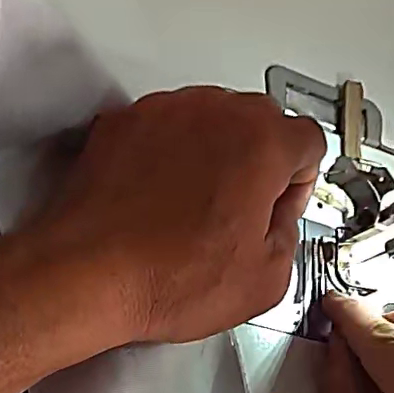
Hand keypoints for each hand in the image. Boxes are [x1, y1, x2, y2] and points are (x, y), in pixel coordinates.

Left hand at [27, 86, 325, 344]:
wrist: (86, 274)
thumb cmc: (161, 277)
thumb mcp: (265, 279)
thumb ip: (289, 233)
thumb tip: (277, 222)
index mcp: (261, 142)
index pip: (307, 141)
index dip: (297, 181)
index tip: (278, 205)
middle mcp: (212, 113)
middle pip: (256, 124)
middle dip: (254, 164)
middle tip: (235, 212)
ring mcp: (161, 113)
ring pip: (205, 123)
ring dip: (206, 157)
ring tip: (187, 211)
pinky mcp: (120, 125)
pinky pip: (158, 131)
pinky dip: (162, 157)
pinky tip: (154, 200)